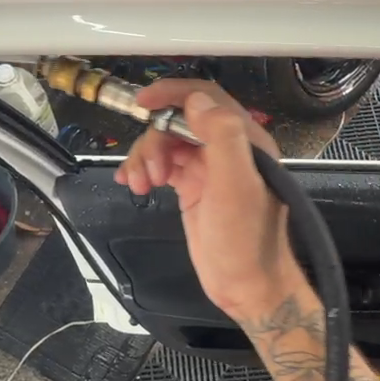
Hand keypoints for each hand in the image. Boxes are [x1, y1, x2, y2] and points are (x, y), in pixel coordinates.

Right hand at [114, 80, 306, 322]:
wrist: (246, 286)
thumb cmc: (246, 240)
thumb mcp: (236, 186)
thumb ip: (222, 137)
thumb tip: (196, 102)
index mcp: (245, 141)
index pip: (206, 99)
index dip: (173, 94)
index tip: (143, 102)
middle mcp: (226, 149)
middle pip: (178, 122)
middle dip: (155, 140)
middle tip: (148, 172)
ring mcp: (208, 168)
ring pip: (166, 143)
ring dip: (146, 158)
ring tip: (141, 185)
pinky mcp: (193, 187)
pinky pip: (162, 165)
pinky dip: (143, 169)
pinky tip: (132, 183)